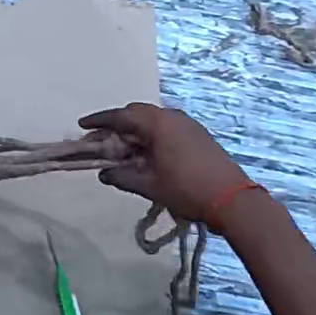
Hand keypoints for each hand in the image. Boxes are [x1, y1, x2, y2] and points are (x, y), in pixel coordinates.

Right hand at [77, 103, 250, 221]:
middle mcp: (172, 116)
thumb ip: (122, 177)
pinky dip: (152, 137)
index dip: (100, 121)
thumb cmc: (186, 190)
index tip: (82, 125)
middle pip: (137, 114)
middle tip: (102, 141)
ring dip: (136, 133)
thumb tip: (104, 173)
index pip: (121, 116)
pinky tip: (147, 155)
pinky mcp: (198, 135)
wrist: (232, 200)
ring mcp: (188, 124)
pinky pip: (167, 128)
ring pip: (153, 121)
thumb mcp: (149, 185)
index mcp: (158, 123)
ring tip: (123, 151)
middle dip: (117, 126)